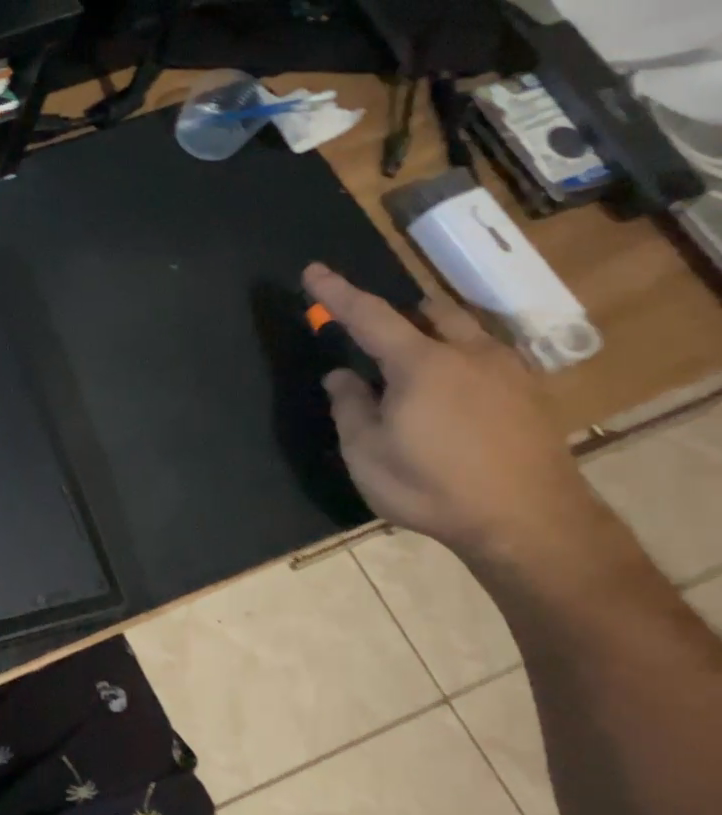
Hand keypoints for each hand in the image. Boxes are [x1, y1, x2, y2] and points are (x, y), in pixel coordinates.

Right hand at [305, 263, 599, 561]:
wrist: (524, 517)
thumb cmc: (429, 487)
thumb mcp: (366, 453)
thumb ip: (351, 407)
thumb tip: (341, 376)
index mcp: (420, 364)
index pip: (369, 316)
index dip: (337, 293)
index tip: (313, 270)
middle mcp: (467, 353)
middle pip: (431, 311)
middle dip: (399, 314)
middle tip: (374, 339)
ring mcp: (506, 369)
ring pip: (465, 330)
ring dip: (434, 336)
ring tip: (414, 372)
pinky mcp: (528, 391)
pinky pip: (486, 357)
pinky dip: (459, 361)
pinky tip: (451, 398)